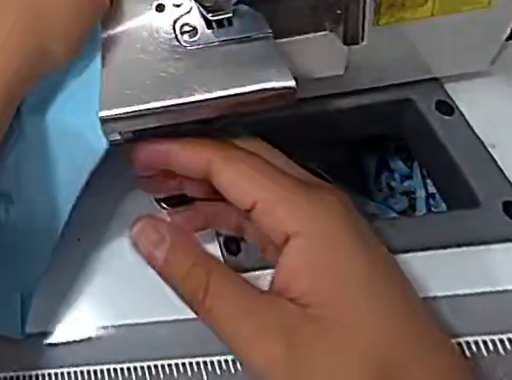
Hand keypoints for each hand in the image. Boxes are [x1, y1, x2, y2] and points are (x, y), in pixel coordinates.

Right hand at [129, 138, 469, 379]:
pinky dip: (231, 211)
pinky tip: (207, 228)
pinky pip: (271, 210)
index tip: (140, 154)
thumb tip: (148, 234)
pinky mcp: (333, 248)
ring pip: (255, 183)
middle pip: (240, 160)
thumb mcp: (268, 337)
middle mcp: (320, 207)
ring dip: (208, 186)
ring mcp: (330, 226)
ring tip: (165, 197)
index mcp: (307, 212)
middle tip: (146, 168)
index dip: (176, 153)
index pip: (225, 161)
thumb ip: (200, 279)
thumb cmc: (370, 379)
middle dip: (188, 161)